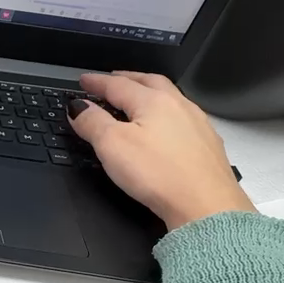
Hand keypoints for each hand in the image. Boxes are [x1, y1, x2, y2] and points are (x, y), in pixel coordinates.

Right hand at [69, 71, 254, 230]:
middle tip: (111, 79)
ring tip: (135, 97)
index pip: (118, 85)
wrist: (204, 204)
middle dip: (127, 79)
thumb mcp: (111, 146)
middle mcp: (178, 106)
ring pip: (168, 97)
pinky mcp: (205, 143)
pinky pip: (181, 117)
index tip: (84, 80)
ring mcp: (195, 124)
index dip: (97, 82)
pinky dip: (164, 113)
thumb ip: (92, 123)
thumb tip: (78, 108)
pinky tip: (162, 125)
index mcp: (153, 102)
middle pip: (149, 82)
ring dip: (148, 92)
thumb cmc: (160, 174)